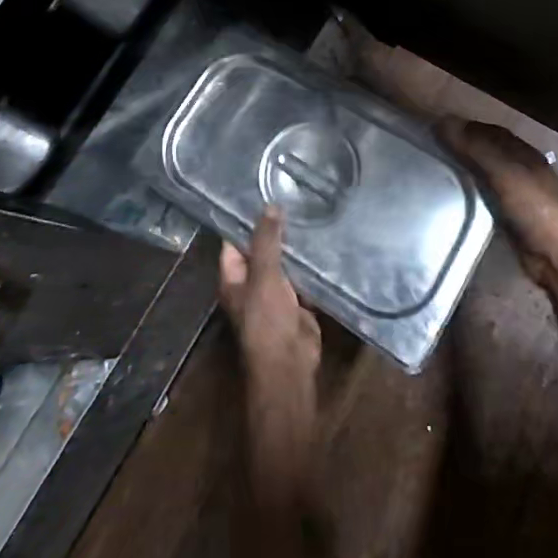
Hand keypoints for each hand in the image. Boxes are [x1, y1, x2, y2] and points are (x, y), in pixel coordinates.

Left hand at [219, 208, 321, 387]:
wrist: (290, 362)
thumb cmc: (267, 320)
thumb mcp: (264, 276)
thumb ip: (267, 241)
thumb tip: (270, 205)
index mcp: (233, 278)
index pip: (235, 242)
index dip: (247, 221)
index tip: (264, 194)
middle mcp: (250, 284)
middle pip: (261, 251)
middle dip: (276, 231)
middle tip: (295, 200)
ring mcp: (274, 294)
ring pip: (284, 264)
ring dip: (295, 248)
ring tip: (312, 215)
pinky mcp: (296, 303)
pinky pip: (303, 279)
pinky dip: (311, 267)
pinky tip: (324, 245)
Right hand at [439, 119, 557, 290]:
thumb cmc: (535, 210)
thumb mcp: (505, 174)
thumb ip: (476, 149)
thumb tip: (443, 120)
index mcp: (525, 153)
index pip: (489, 131)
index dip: (464, 127)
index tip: (435, 130)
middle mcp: (522, 168)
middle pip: (487, 151)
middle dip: (462, 147)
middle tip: (430, 150)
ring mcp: (517, 193)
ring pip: (485, 172)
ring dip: (464, 169)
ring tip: (434, 169)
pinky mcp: (510, 215)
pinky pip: (484, 194)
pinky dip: (469, 190)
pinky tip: (451, 194)